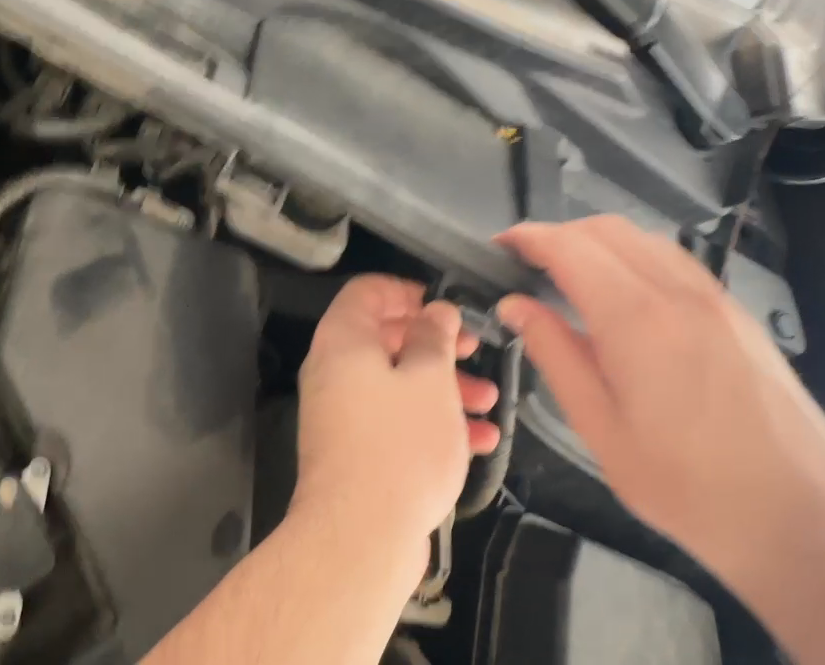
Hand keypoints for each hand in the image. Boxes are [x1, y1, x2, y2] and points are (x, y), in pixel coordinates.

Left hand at [289, 275, 501, 563]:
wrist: (360, 532)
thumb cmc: (399, 443)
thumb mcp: (428, 379)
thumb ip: (434, 338)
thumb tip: (435, 310)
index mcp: (342, 339)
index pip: (367, 291)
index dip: (407, 291)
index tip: (446, 306)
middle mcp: (334, 369)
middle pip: (386, 337)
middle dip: (436, 344)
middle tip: (476, 352)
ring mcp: (343, 411)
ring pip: (397, 382)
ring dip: (444, 386)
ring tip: (490, 401)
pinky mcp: (357, 448)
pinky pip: (396, 419)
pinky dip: (433, 422)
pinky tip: (480, 441)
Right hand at [496, 217, 824, 573]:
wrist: (806, 525)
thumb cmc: (687, 486)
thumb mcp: (599, 427)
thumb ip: (554, 354)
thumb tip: (514, 306)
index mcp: (637, 319)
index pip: (569, 246)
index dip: (527, 237)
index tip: (499, 247)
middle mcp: (681, 295)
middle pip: (608, 229)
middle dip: (559, 235)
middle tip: (527, 264)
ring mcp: (719, 304)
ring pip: (647, 240)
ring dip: (599, 243)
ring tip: (571, 278)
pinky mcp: (743, 320)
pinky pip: (678, 264)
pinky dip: (637, 260)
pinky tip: (626, 299)